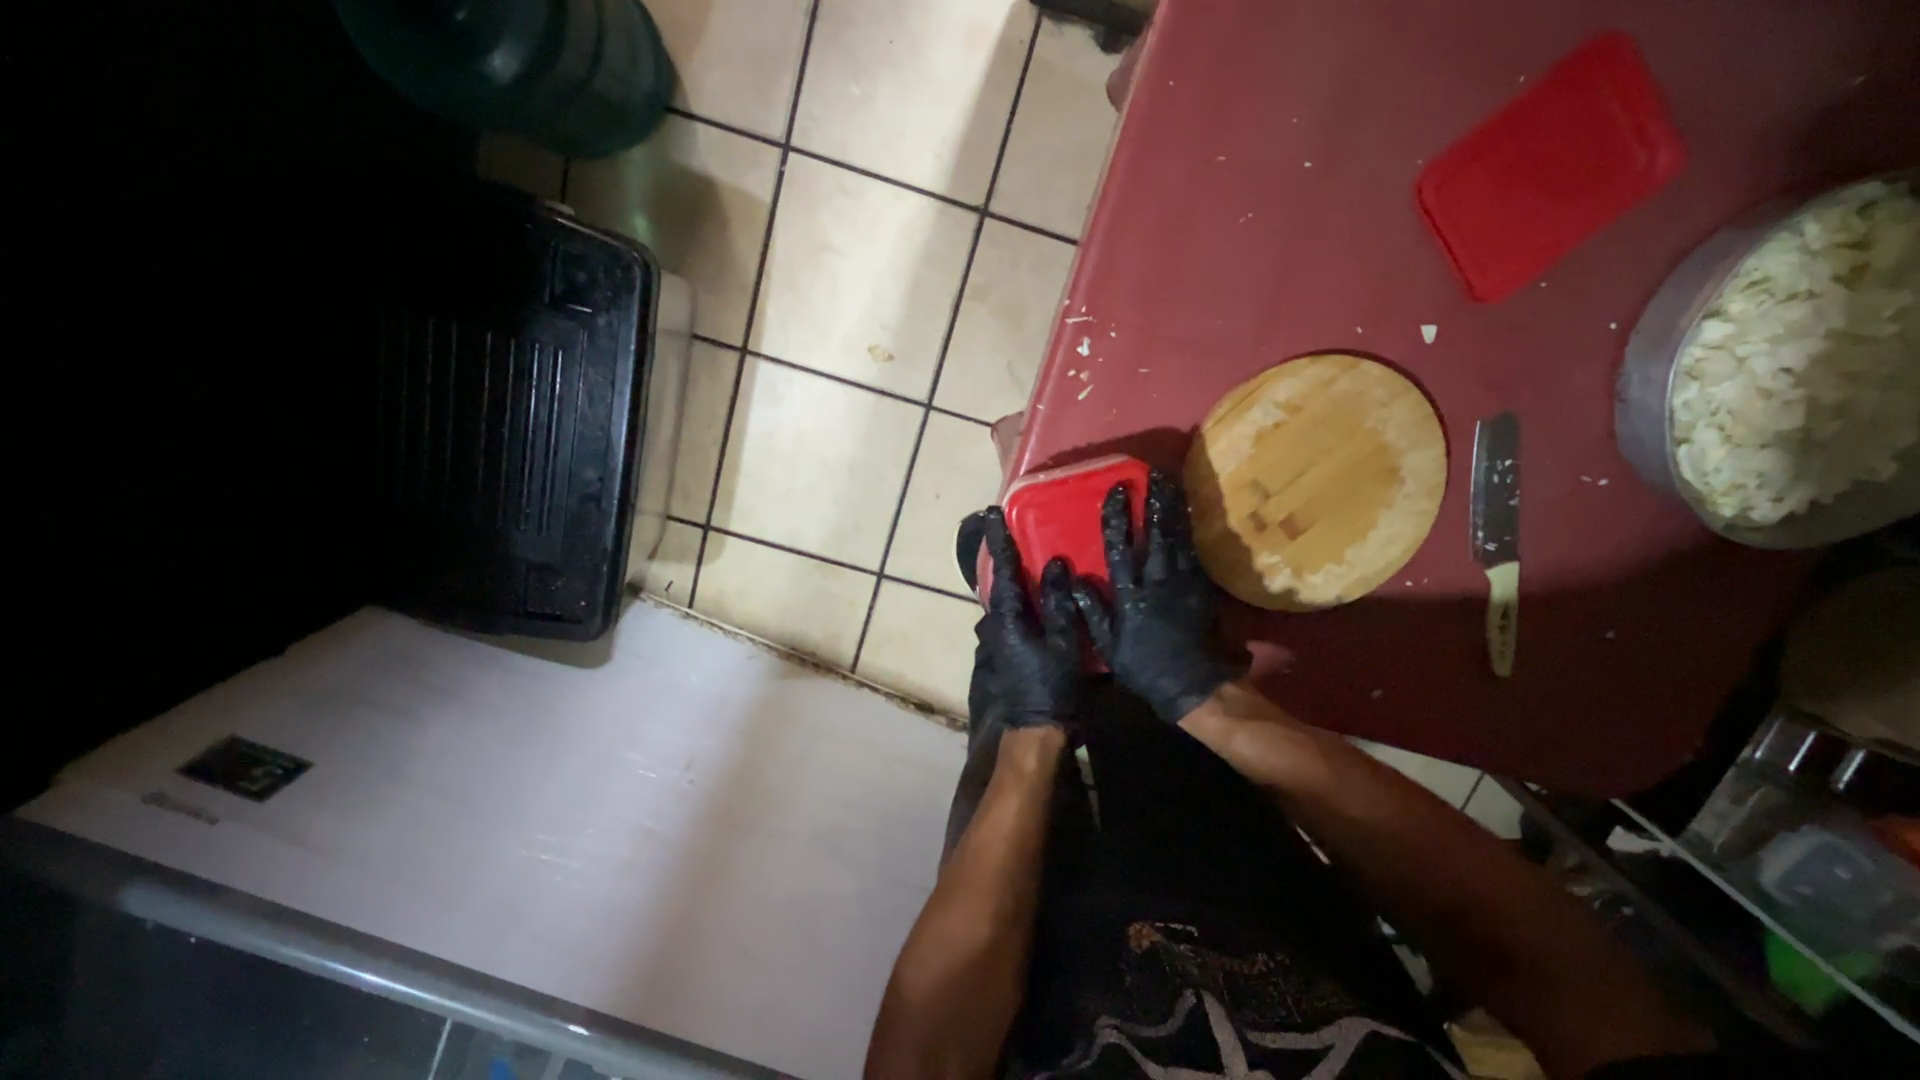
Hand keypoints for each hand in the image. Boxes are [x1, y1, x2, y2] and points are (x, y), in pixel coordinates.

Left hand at [973, 508, 1085, 726]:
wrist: (1038, 726)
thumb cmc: (1052, 684)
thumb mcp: (1062, 641)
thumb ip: (1058, 601)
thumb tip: (1055, 563)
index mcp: (1008, 617)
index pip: (1003, 569)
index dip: (998, 540)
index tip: (991, 513)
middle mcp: (997, 622)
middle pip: (999, 579)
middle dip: (1003, 553)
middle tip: (1009, 526)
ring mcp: (1000, 636)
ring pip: (1005, 595)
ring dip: (1013, 574)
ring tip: (1027, 552)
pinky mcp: (1008, 646)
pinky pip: (1013, 609)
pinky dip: (1021, 593)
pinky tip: (1036, 589)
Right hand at [1071, 470, 1231, 722]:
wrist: (1190, 683)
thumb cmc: (1142, 665)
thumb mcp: (1107, 643)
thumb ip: (1091, 610)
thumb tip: (1075, 578)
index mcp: (1129, 594)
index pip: (1120, 546)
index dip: (1118, 516)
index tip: (1118, 490)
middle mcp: (1156, 581)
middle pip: (1156, 533)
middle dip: (1154, 501)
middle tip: (1155, 474)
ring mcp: (1182, 582)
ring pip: (1178, 537)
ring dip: (1175, 508)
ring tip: (1172, 483)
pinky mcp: (1201, 587)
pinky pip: (1195, 551)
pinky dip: (1190, 529)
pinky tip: (1188, 514)